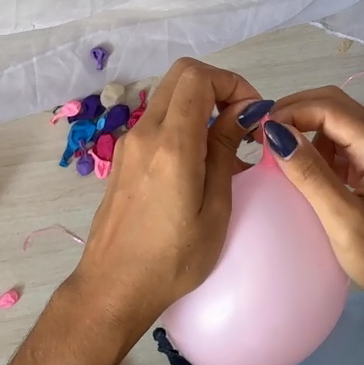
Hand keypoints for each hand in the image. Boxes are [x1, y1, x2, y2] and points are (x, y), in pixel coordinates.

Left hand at [65, 58, 261, 333]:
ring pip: (169, 95)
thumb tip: (244, 110)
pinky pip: (158, 119)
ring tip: (227, 141)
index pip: (198, 77)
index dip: (231, 82)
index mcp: (171, 143)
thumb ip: (226, 150)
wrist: (111, 289)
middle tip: (241, 118)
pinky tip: (201, 160)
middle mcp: (146, 132)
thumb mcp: (215, 209)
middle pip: (181, 75)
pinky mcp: (124, 156)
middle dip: (218, 85)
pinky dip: (184, 121)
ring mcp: (130, 142)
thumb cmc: (172, 259)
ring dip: (201, 103)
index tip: (252, 112)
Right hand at [261, 86, 363, 311]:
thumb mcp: (343, 219)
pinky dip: (314, 143)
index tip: (260, 130)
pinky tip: (297, 165)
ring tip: (274, 146)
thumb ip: (311, 174)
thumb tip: (277, 133)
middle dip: (296, 110)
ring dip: (304, 124)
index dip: (293, 111)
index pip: (331, 107)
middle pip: (334, 104)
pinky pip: (338, 141)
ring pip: (335, 119)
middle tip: (262, 133)